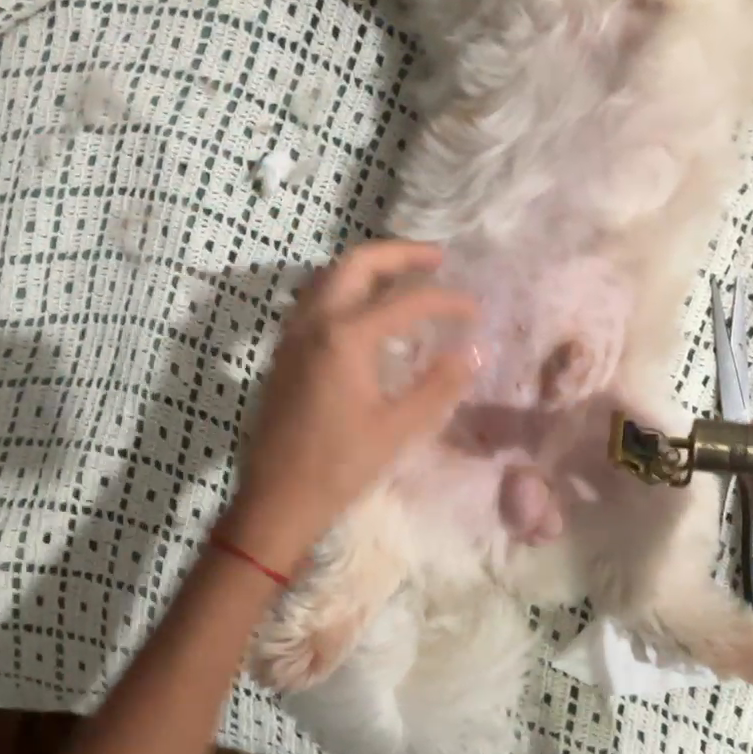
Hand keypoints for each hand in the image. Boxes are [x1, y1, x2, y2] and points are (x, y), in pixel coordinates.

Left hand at [220, 240, 479, 571]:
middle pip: (357, 263)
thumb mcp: (397, 429)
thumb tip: (473, 352)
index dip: (447, 299)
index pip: (406, 300)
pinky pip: (315, 300)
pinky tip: (367, 314)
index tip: (476, 308)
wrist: (276, 499)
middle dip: (400, 254)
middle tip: (438, 260)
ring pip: (330, 276)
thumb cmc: (339, 467)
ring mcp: (292, 335)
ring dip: (369, 268)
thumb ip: (438, 385)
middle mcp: (314, 322)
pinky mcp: (284, 352)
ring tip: (405, 280)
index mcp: (345, 337)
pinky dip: (345, 289)